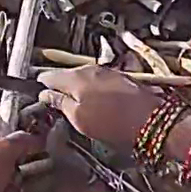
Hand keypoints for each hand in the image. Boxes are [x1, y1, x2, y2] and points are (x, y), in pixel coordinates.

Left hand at [0, 106, 41, 191]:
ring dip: (12, 174)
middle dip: (16, 153)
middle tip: (22, 159)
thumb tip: (36, 136)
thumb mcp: (7, 149)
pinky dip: (4, 188)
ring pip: (3, 163)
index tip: (28, 125)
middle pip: (2, 140)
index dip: (12, 115)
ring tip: (12, 183)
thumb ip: (23, 139)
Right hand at [36, 65, 161, 148]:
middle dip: (59, 86)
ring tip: (76, 105)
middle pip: (66, 75)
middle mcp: (88, 69)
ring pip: (82, 78)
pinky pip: (96, 81)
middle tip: (55, 102)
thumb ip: (59, 103)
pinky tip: (95, 103)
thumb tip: (44, 94)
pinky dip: (91, 90)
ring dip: (76, 88)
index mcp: (74, 77)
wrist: (151, 120)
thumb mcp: (79, 118)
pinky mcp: (119, 78)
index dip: (41, 86)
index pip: (48, 76)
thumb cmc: (112, 121)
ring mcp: (105, 72)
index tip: (39, 94)